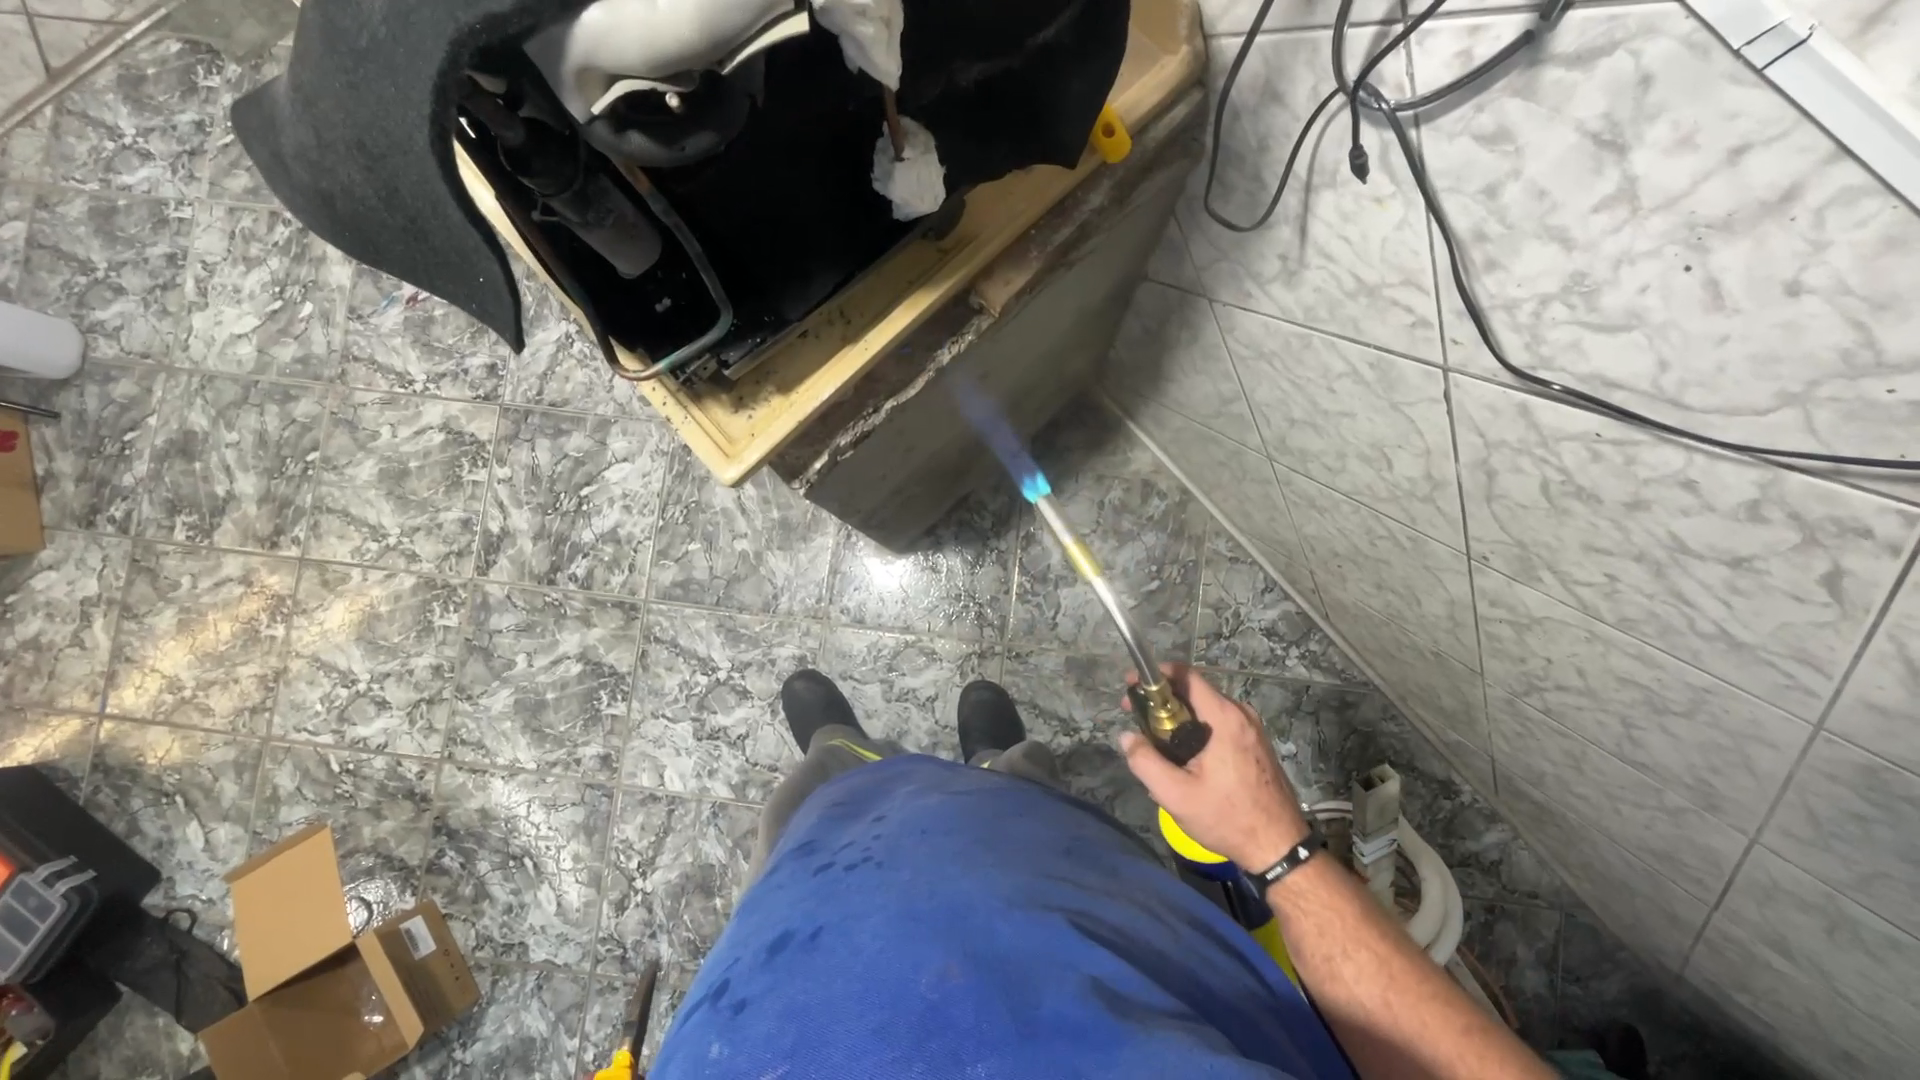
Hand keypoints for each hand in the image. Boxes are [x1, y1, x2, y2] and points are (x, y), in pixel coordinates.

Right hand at [1119, 664, 1308, 870]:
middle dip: (1161, 702)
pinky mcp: (1255, 745)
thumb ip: (1145, 762)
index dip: (1155, 675)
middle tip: (1136, 719)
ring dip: (1177, 721)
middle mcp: (1241, 714)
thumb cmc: (1227, 818)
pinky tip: (1183, 761)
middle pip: (1194, 692)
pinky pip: (1219, 726)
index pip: (1186, 675)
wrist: (1279, 847)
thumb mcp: (1175, 795)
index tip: (1132, 686)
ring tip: (1156, 747)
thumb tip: (1126, 737)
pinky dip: (1196, 733)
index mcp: (1224, 718)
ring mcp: (1251, 729)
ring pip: (1205, 711)